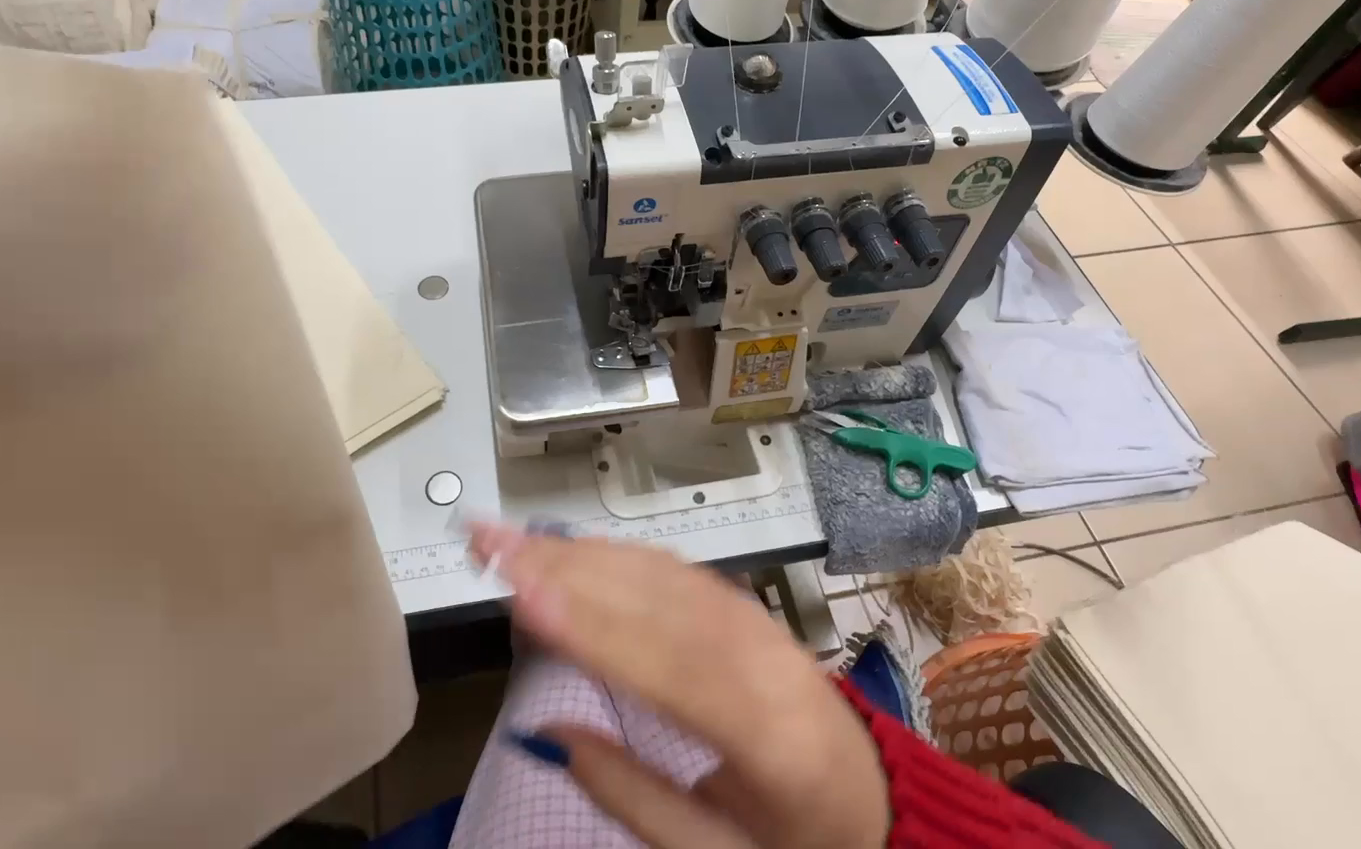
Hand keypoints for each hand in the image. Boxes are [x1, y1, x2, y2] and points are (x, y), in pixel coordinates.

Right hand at [469, 523, 888, 848]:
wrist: (869, 793)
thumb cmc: (796, 835)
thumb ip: (629, 794)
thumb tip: (547, 734)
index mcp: (767, 733)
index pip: (667, 668)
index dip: (592, 628)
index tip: (525, 595)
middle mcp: (763, 660)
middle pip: (657, 603)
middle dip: (567, 570)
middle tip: (490, 547)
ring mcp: (757, 624)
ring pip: (661, 575)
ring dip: (582, 552)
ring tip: (513, 540)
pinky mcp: (746, 608)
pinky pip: (676, 571)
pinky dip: (617, 554)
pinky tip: (574, 548)